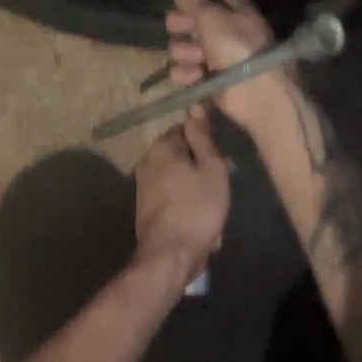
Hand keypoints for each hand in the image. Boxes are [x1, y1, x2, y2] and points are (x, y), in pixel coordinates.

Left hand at [132, 106, 230, 274]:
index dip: (204, 141)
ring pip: (177, 178)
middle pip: (180, 155)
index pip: (184, 129)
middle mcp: (146, 162)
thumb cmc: (197, 207)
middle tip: (217, 186)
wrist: (170, 254)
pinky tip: (198, 221)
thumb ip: (203, 137)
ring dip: (194, 189)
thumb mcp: (211, 168)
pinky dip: (185, 206)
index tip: (218, 159)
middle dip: (199, 167)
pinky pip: (172, 198)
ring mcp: (142, 187)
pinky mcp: (145, 208)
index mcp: (161, 147)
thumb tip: (195, 107)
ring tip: (210, 207)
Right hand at [161, 0, 281, 127]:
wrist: (256, 93)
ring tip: (199, 59)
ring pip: (183, 45)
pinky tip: (198, 76)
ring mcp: (215, 54)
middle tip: (179, 26)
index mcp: (233, 8)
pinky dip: (188, 73)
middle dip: (181, 22)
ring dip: (186, 52)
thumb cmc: (238, 47)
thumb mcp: (213, 17)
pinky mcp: (207, 77)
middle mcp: (223, 28)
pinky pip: (185, 70)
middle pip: (190, 17)